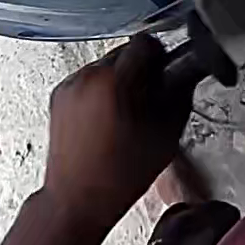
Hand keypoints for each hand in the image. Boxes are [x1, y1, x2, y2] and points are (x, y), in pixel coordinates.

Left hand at [42, 35, 196, 229]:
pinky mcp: (59, 95)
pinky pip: (89, 78)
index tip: (162, 69)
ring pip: (107, 64)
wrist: (75, 202)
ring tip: (125, 111)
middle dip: (139, 69)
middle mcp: (89, 78)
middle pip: (125, 52)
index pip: (144, 42)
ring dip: (120, 78)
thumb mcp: (166, 136)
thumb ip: (180, 95)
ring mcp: (71, 85)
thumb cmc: (118, 176)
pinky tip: (106, 116)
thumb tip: (185, 73)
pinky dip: (100, 89)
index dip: (159, 55)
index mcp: (115, 82)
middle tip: (147, 97)